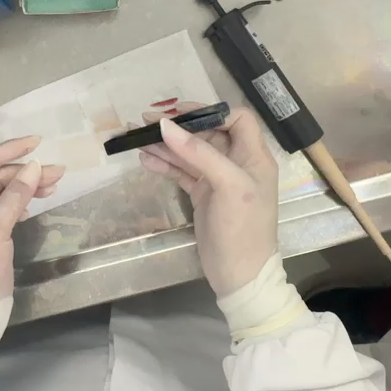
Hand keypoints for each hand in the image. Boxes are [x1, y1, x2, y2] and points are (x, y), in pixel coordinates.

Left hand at [0, 137, 65, 305]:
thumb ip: (15, 195)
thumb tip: (35, 167)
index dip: (7, 150)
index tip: (36, 143)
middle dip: (25, 171)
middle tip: (57, 171)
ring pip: (5, 193)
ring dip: (28, 185)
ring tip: (55, 183)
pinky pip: (9, 209)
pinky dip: (25, 201)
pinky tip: (38, 201)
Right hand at [139, 109, 279, 295]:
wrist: (239, 277)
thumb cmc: (243, 228)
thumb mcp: (227, 185)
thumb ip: (198, 153)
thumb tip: (165, 125)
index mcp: (253, 156)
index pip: (237, 119)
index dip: (211, 113)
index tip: (181, 114)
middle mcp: (237, 163)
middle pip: (207, 134)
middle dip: (179, 127)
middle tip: (147, 121)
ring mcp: (218, 179)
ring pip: (190, 153)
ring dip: (165, 145)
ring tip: (136, 138)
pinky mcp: (203, 194)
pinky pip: (182, 172)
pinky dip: (165, 165)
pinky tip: (145, 160)